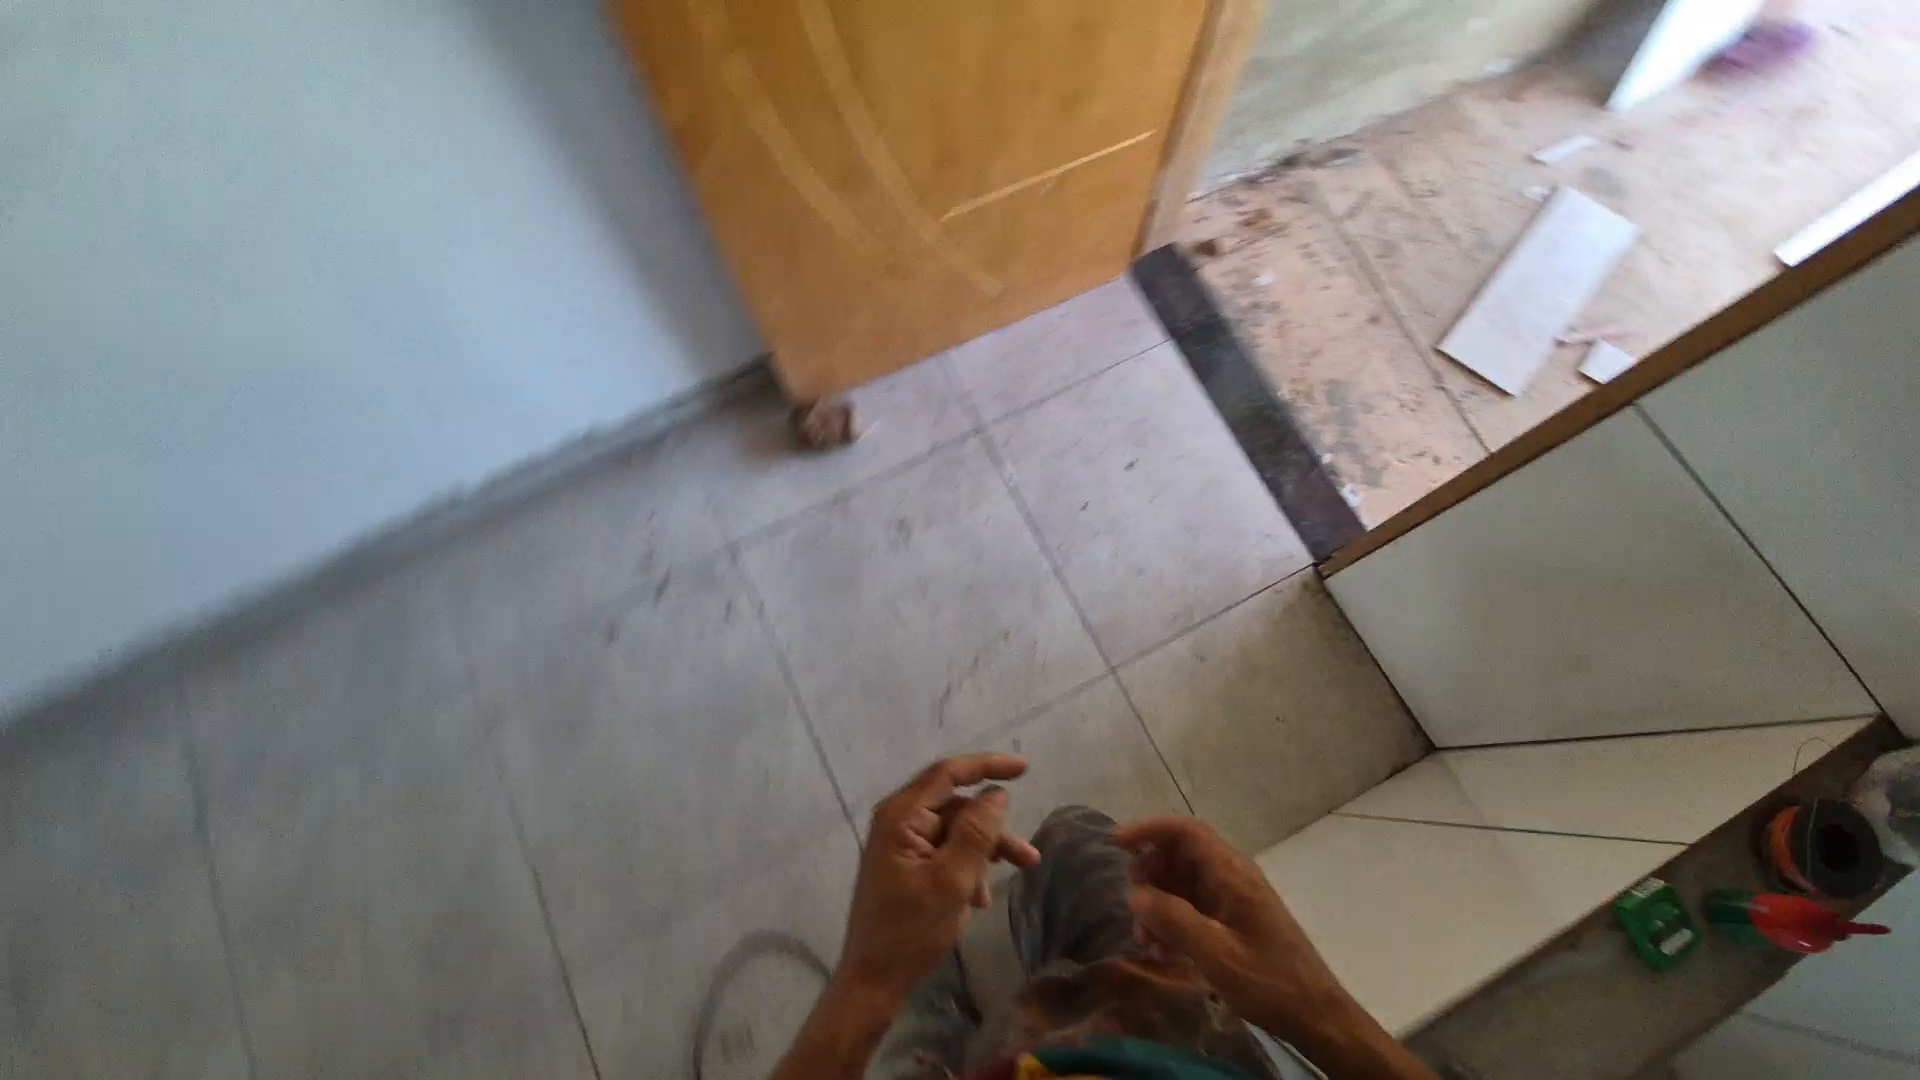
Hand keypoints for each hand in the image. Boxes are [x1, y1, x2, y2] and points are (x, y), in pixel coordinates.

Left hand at [837, 754, 1042, 1002]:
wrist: (873, 981)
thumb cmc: (910, 930)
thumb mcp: (952, 880)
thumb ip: (976, 832)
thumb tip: (996, 793)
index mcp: (901, 815)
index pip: (948, 772)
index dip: (988, 765)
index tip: (1024, 769)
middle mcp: (898, 819)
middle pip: (957, 807)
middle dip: (994, 828)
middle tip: (1028, 856)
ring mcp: (900, 842)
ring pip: (955, 831)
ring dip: (985, 851)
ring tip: (1017, 875)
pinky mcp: (905, 864)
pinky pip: (945, 851)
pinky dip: (967, 868)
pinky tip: (980, 900)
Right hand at [1113, 816, 1346, 1040]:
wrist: (1318, 1017)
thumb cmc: (1270, 982)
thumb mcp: (1216, 954)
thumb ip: (1173, 920)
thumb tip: (1135, 894)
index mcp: (1231, 872)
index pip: (1184, 830)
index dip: (1148, 829)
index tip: (1116, 844)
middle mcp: (1231, 875)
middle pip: (1178, 855)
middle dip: (1149, 876)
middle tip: (1135, 910)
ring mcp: (1232, 897)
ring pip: (1181, 882)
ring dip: (1158, 904)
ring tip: (1148, 943)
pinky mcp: (1232, 919)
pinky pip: (1192, 905)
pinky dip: (1172, 921)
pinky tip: (1164, 951)